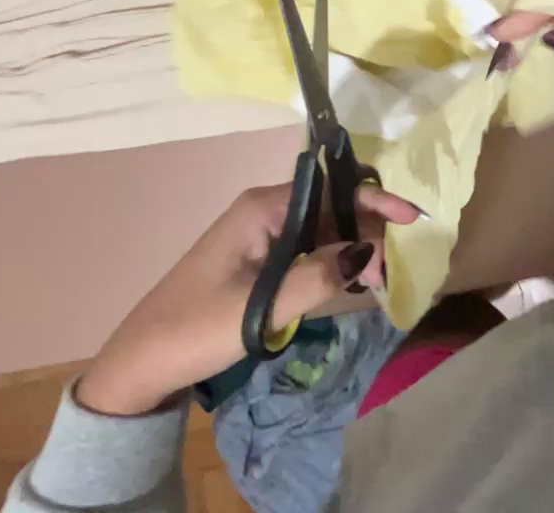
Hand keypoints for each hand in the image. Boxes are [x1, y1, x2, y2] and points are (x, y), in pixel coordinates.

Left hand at [76, 183, 419, 415]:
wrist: (141, 364)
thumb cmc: (197, 328)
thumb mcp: (262, 307)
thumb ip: (318, 276)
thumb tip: (367, 250)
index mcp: (262, 208)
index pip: (331, 189)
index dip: (373, 198)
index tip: (412, 216)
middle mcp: (264, 211)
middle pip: (330, 206)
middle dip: (368, 230)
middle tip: (394, 267)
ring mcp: (261, 235)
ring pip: (322, 229)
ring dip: (353, 249)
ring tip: (379, 280)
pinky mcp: (259, 259)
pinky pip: (307, 248)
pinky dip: (333, 261)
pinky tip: (352, 281)